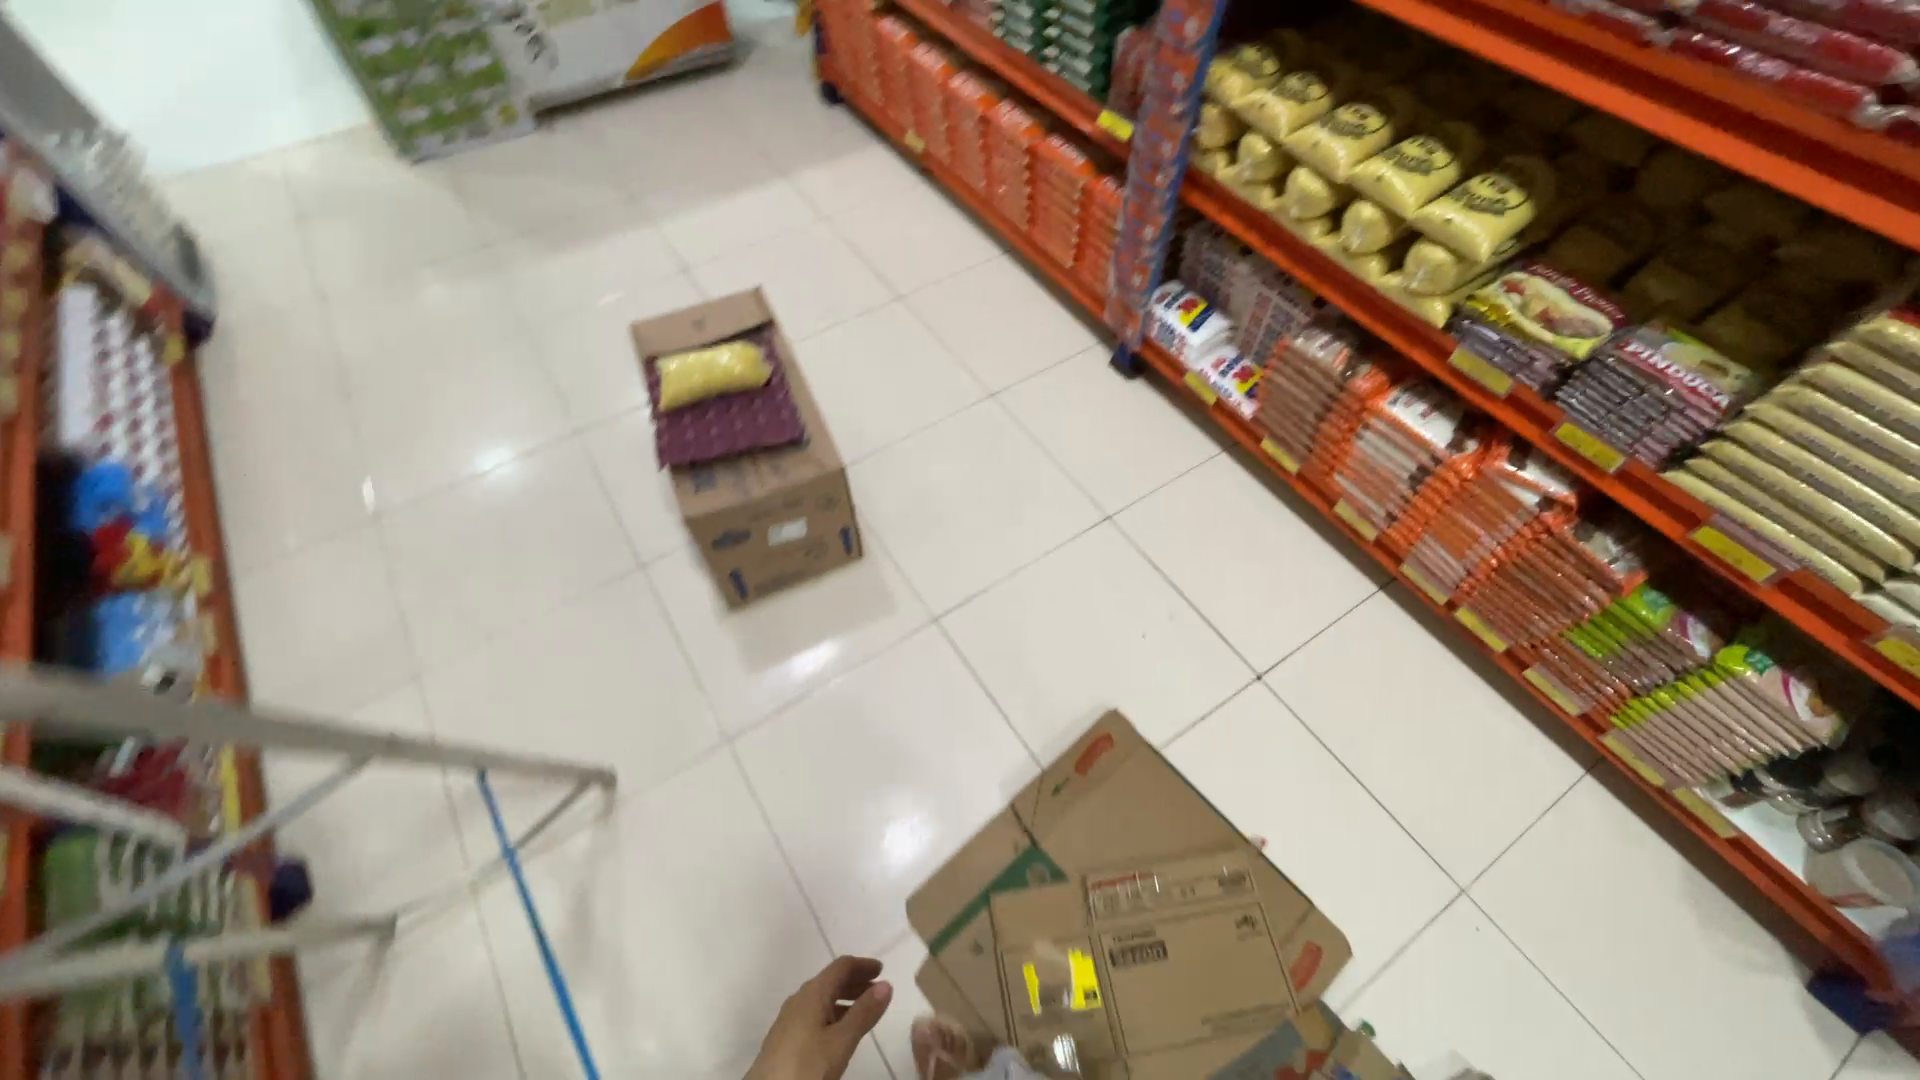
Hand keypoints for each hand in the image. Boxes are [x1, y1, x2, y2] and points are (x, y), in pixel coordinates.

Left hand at [745, 955, 893, 1079]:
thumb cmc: (806, 1066)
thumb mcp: (841, 1041)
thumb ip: (864, 1013)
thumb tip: (886, 984)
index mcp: (812, 993)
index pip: (841, 967)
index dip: (862, 965)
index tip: (882, 970)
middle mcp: (799, 1000)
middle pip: (830, 980)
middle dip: (855, 982)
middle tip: (877, 990)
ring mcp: (789, 1020)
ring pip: (821, 999)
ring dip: (844, 999)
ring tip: (863, 1012)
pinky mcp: (784, 1039)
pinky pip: (813, 1014)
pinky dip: (832, 1014)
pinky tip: (838, 1032)